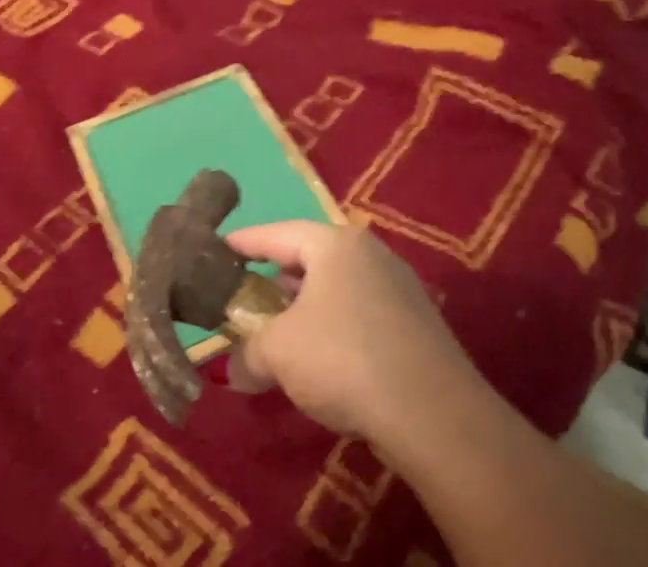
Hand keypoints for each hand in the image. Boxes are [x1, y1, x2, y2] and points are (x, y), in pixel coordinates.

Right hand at [224, 221, 484, 440]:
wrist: (432, 414)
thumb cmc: (343, 360)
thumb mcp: (277, 354)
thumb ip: (247, 354)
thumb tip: (234, 371)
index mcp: (337, 244)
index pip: (278, 233)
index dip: (243, 242)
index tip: (216, 249)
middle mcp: (371, 255)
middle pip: (310, 259)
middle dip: (274, 281)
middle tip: (242, 299)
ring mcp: (399, 289)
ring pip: (336, 290)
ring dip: (303, 311)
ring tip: (276, 335)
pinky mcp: (415, 326)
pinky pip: (359, 316)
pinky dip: (332, 331)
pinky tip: (319, 363)